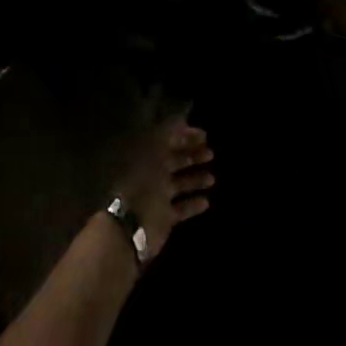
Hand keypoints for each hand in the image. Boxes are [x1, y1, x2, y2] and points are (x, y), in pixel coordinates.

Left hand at [114, 113, 213, 255]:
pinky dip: (192, 204)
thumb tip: (177, 118)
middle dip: (190, 154)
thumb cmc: (142, 187)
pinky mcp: (163, 216)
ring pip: (177, 183)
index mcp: (143, 156)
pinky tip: (206, 201)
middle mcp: (149, 172)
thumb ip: (164, 137)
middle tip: (211, 153)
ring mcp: (156, 195)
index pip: (164, 140)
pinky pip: (180, 207)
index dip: (182, 135)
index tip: (203, 134)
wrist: (132, 227)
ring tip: (212, 176)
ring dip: (193, 178)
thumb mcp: (153, 156)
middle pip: (171, 160)